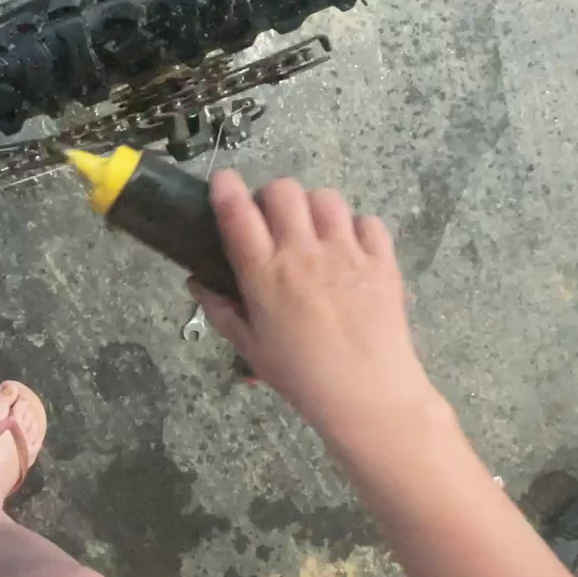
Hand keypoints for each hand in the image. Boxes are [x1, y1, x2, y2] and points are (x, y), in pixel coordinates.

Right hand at [191, 172, 445, 442]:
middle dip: (270, 196)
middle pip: (283, 190)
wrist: (368, 395)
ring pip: (325, 197)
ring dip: (311, 207)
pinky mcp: (382, 260)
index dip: (226, 187)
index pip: (238, 211)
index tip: (222, 182)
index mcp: (264, 272)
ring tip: (310, 230)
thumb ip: (219, 309)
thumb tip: (195, 281)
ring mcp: (346, 253)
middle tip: (269, 220)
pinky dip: (354, 227)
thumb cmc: (299, 373)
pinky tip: (347, 248)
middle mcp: (303, 252)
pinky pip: (367, 221)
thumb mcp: (248, 346)